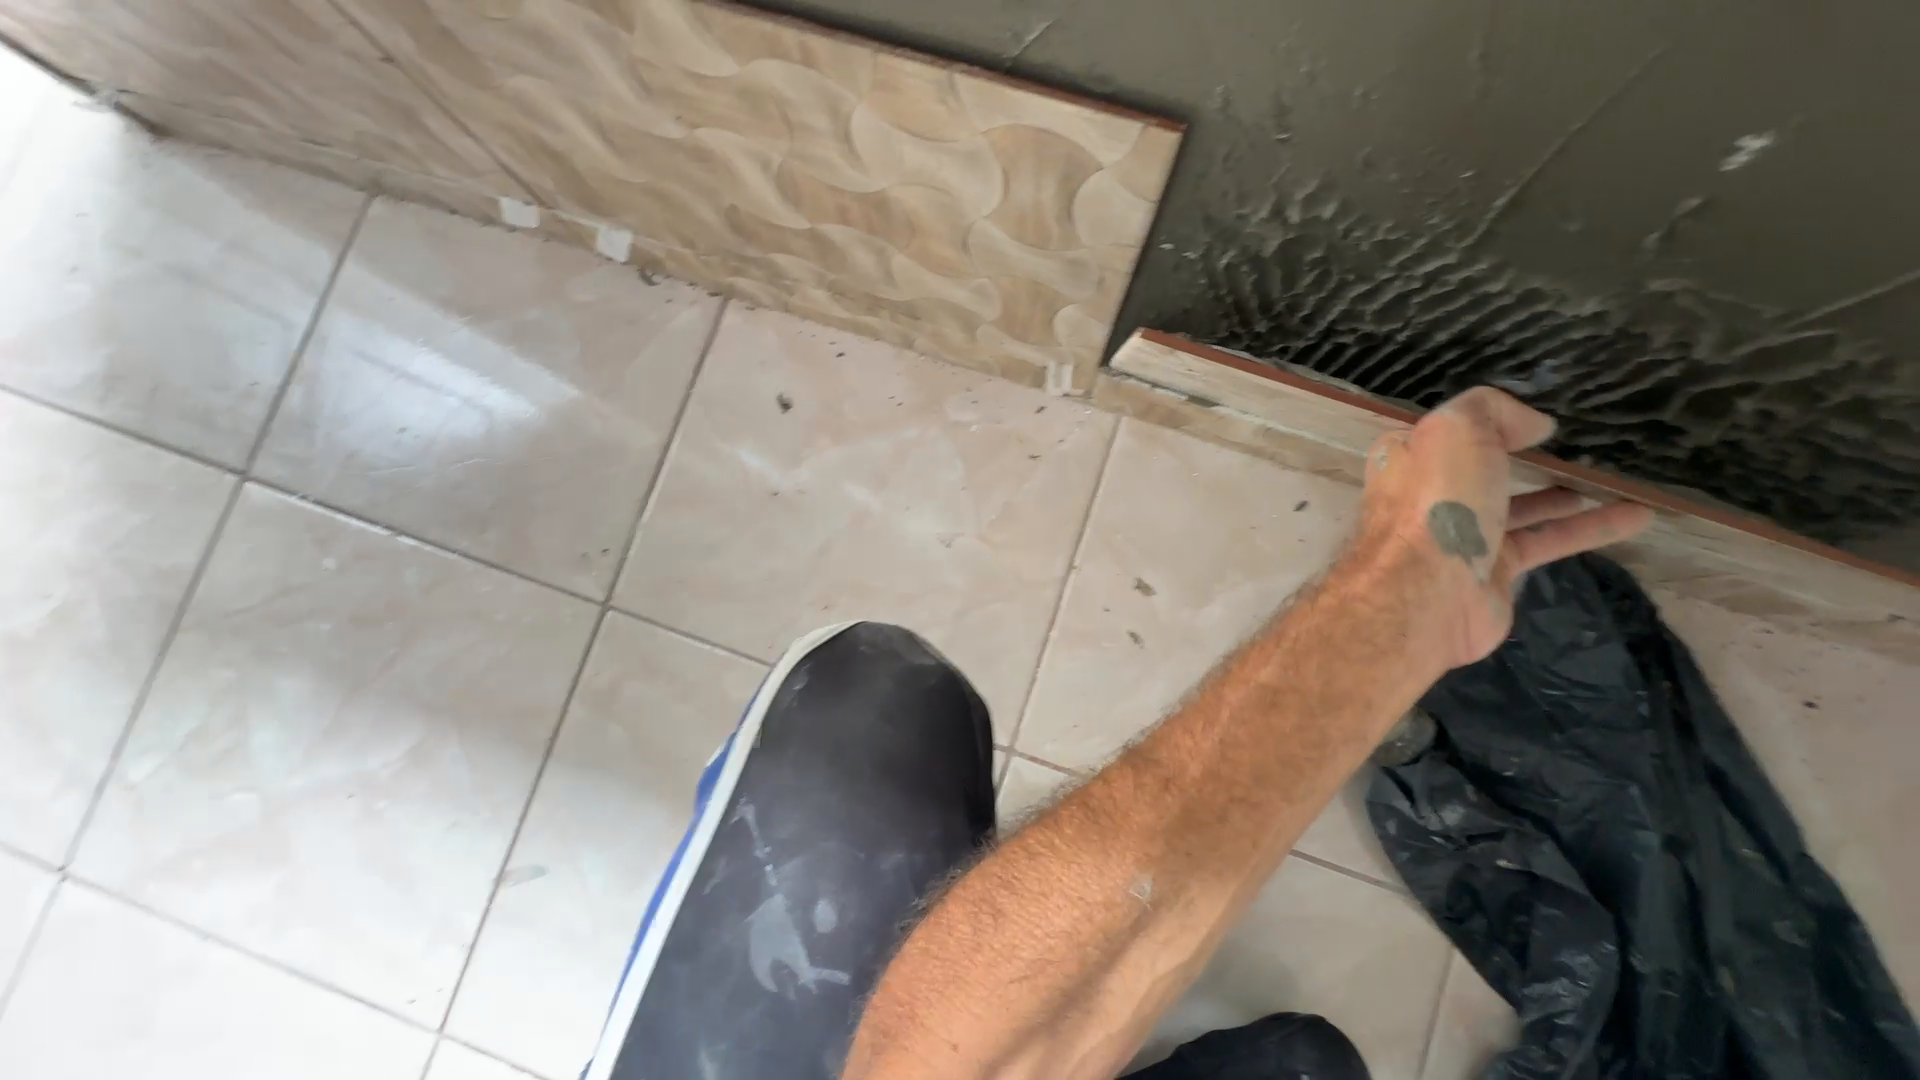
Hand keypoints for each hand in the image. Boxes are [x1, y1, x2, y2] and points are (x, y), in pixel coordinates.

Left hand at [1354, 387, 1654, 671]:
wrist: (1424, 593)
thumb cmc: (1435, 502)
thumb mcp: (1454, 430)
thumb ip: (1491, 410)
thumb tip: (1533, 425)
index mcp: (1407, 458)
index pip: (1445, 430)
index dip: (1483, 419)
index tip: (1527, 410)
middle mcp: (1428, 495)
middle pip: (1481, 468)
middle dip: (1521, 455)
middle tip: (1577, 442)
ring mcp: (1459, 535)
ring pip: (1518, 506)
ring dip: (1564, 491)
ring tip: (1613, 474)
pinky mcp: (1490, 571)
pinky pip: (1546, 541)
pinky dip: (1589, 528)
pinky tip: (1638, 515)